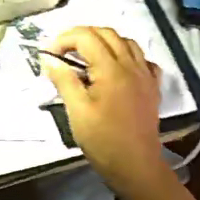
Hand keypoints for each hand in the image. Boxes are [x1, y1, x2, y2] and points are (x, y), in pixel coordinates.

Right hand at [48, 26, 169, 194]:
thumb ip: (64, 80)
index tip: (48, 55)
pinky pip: (141, 59)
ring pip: (126, 42)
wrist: (136, 166)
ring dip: (103, 42)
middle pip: (107, 33)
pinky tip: (115, 68)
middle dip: (81, 36)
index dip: (63, 40)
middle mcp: (131, 66)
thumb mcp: (76, 110)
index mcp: (112, 69)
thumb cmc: (103, 140)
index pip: (86, 37)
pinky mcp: (151, 88)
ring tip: (85, 56)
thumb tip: (49, 58)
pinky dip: (125, 56)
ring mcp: (145, 76)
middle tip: (62, 52)